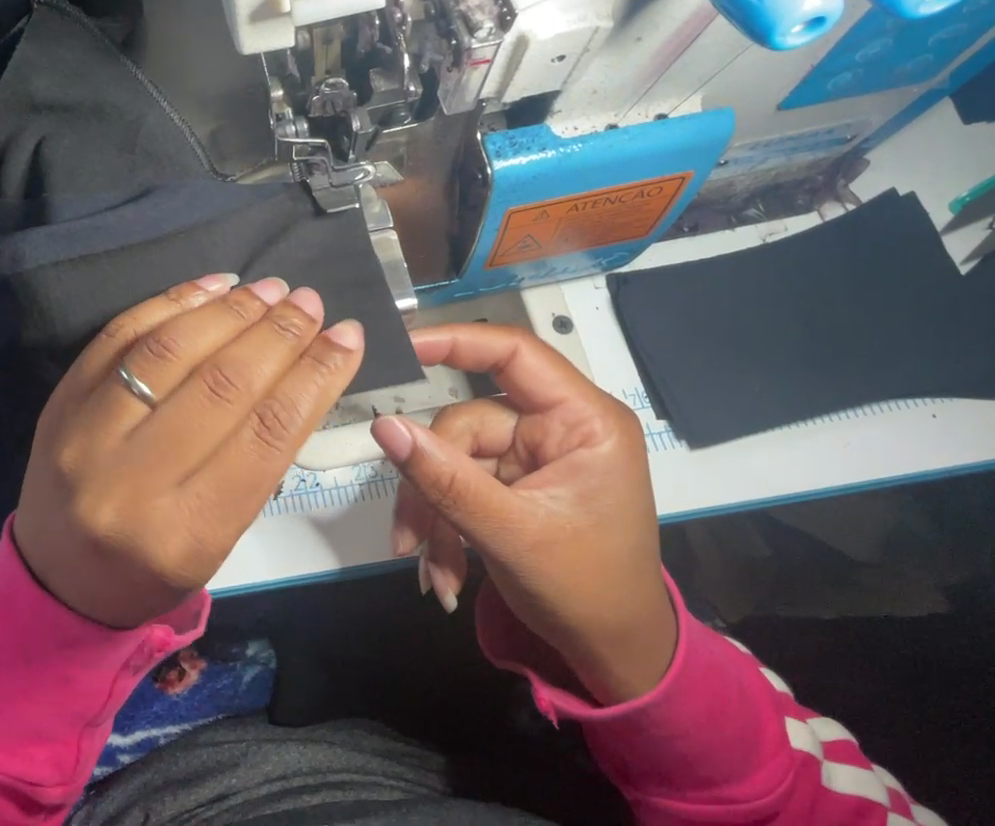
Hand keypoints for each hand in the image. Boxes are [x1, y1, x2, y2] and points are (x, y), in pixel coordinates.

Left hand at [14, 274, 365, 628]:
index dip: (313, 377)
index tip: (345, 337)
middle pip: (221, 387)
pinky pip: (120, 335)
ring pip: (168, 352)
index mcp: (186, 532)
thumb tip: (306, 368)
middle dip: (277, 336)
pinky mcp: (61, 402)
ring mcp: (86, 436)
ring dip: (229, 312)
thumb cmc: (153, 567)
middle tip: (309, 304)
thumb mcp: (219, 538)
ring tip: (271, 290)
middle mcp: (131, 481)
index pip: (265, 436)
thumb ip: (259, 459)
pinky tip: (214, 287)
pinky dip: (172, 303)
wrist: (57, 580)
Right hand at [373, 324, 675, 704]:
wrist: (612, 652)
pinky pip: (458, 482)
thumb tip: (382, 426)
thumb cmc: (585, 590)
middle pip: (466, 421)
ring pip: (453, 456)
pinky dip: (443, 522)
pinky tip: (442, 567)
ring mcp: (532, 454)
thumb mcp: (510, 535)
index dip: (456, 342)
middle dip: (432, 481)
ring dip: (432, 511)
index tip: (402, 348)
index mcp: (582, 421)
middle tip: (409, 538)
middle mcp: (557, 426)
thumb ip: (445, 479)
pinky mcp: (513, 480)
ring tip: (429, 567)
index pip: (514, 354)